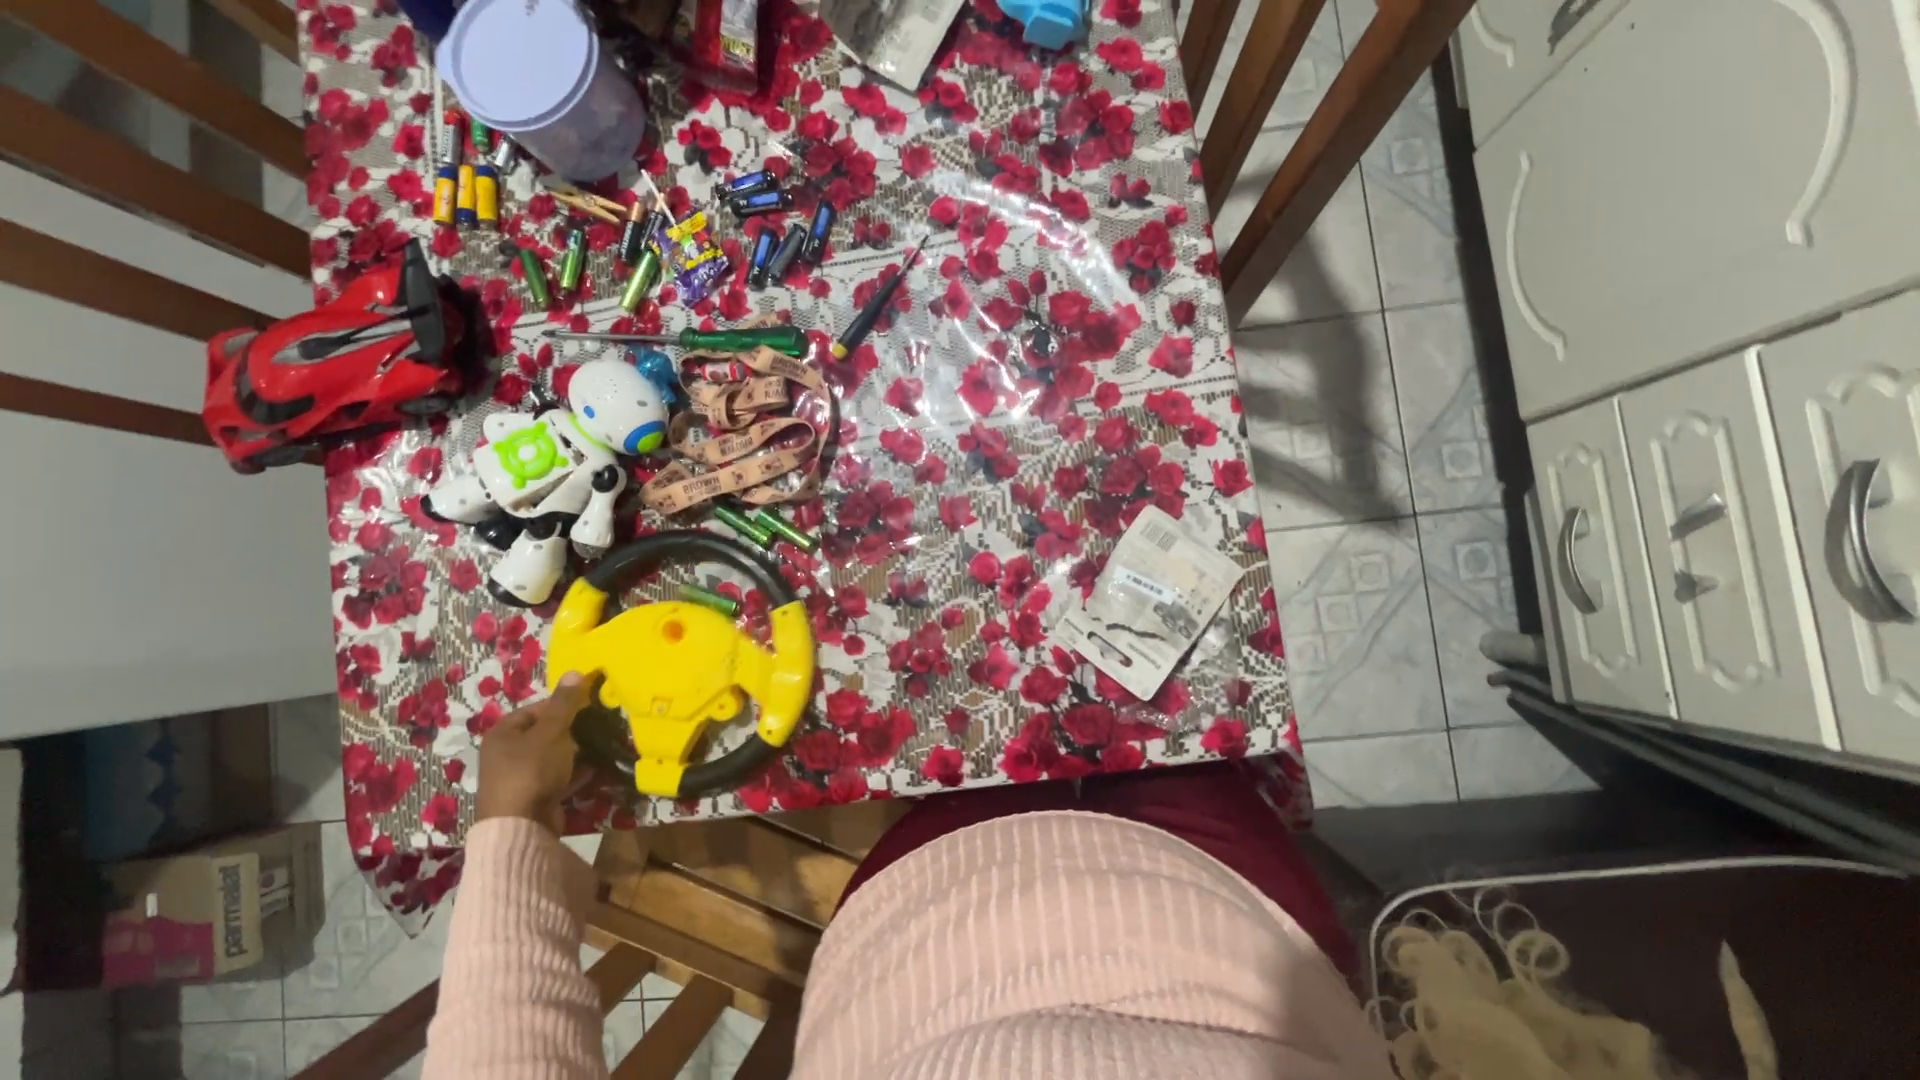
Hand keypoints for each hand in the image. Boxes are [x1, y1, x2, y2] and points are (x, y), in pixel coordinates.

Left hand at [477, 671, 598, 832]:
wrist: (522, 826)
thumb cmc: (532, 770)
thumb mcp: (552, 731)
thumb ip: (565, 703)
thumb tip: (575, 671)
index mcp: (502, 733)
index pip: (535, 709)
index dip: (562, 705)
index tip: (588, 707)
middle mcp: (504, 754)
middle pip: (543, 733)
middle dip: (571, 730)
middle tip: (597, 727)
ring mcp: (518, 778)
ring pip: (551, 756)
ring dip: (575, 752)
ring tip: (600, 747)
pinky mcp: (532, 797)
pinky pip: (556, 777)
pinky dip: (573, 772)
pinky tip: (594, 769)